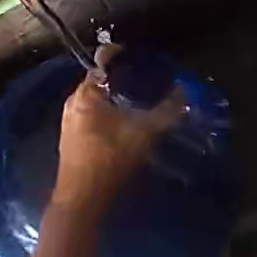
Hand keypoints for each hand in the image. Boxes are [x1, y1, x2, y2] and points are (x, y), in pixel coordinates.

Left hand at [50, 45, 185, 214]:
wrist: (82, 202)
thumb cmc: (110, 159)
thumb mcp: (144, 132)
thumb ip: (167, 110)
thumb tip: (186, 92)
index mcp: (86, 94)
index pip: (101, 61)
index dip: (120, 55)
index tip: (138, 56)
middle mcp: (73, 103)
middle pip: (99, 80)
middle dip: (121, 77)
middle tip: (144, 77)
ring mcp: (70, 122)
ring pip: (96, 100)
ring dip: (115, 97)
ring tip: (139, 98)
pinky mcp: (72, 140)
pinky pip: (93, 115)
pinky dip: (109, 112)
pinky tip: (126, 122)